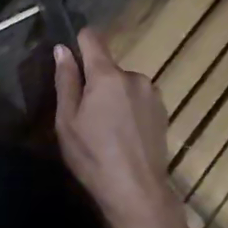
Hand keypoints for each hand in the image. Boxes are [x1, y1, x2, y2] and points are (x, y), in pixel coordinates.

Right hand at [53, 28, 176, 227]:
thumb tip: (62, 49)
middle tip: (86, 115)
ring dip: (115, 98)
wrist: (136, 190)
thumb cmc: (93, 156)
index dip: (79, 41)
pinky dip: (130, 111)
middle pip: (109, 68)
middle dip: (96, 83)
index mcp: (108, 75)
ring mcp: (153, 93)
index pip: (93, 38)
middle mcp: (135, 76)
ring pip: (125, 85)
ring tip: (107, 131)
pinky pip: (140, 100)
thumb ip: (66, 81)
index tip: (70, 55)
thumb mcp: (68, 121)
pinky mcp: (164, 111)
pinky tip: (125, 137)